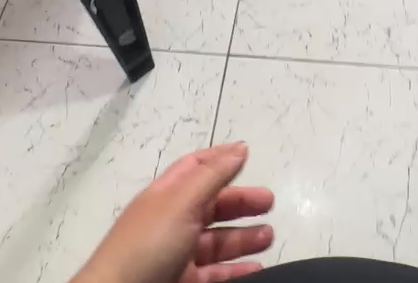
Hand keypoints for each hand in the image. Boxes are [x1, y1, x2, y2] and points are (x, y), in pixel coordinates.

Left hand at [74, 143, 274, 282]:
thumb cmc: (147, 246)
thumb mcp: (181, 203)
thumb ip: (213, 175)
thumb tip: (240, 148)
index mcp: (166, 196)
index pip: (195, 168)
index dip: (220, 158)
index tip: (248, 154)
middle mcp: (171, 223)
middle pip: (211, 205)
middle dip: (241, 202)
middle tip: (269, 203)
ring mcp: (175, 258)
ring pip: (216, 242)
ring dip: (243, 238)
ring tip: (268, 237)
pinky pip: (215, 274)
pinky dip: (236, 271)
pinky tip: (256, 270)